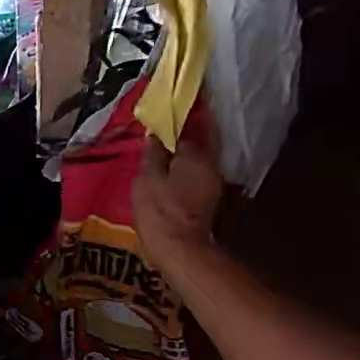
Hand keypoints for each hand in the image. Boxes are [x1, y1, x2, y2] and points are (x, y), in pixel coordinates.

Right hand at [132, 113, 223, 265]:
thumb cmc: (159, 212)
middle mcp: (210, 166)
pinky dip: (186, 171)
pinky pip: (196, 177)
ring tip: (167, 153)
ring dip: (186, 155)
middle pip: (198, 144)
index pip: (189, 128)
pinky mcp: (208, 202)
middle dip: (186, 135)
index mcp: (195, 156)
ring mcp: (212, 185)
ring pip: (198, 161)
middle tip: (168, 129)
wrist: (180, 249)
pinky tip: (173, 176)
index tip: (171, 110)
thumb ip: (152, 156)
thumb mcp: (146, 181)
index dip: (179, 119)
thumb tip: (155, 135)